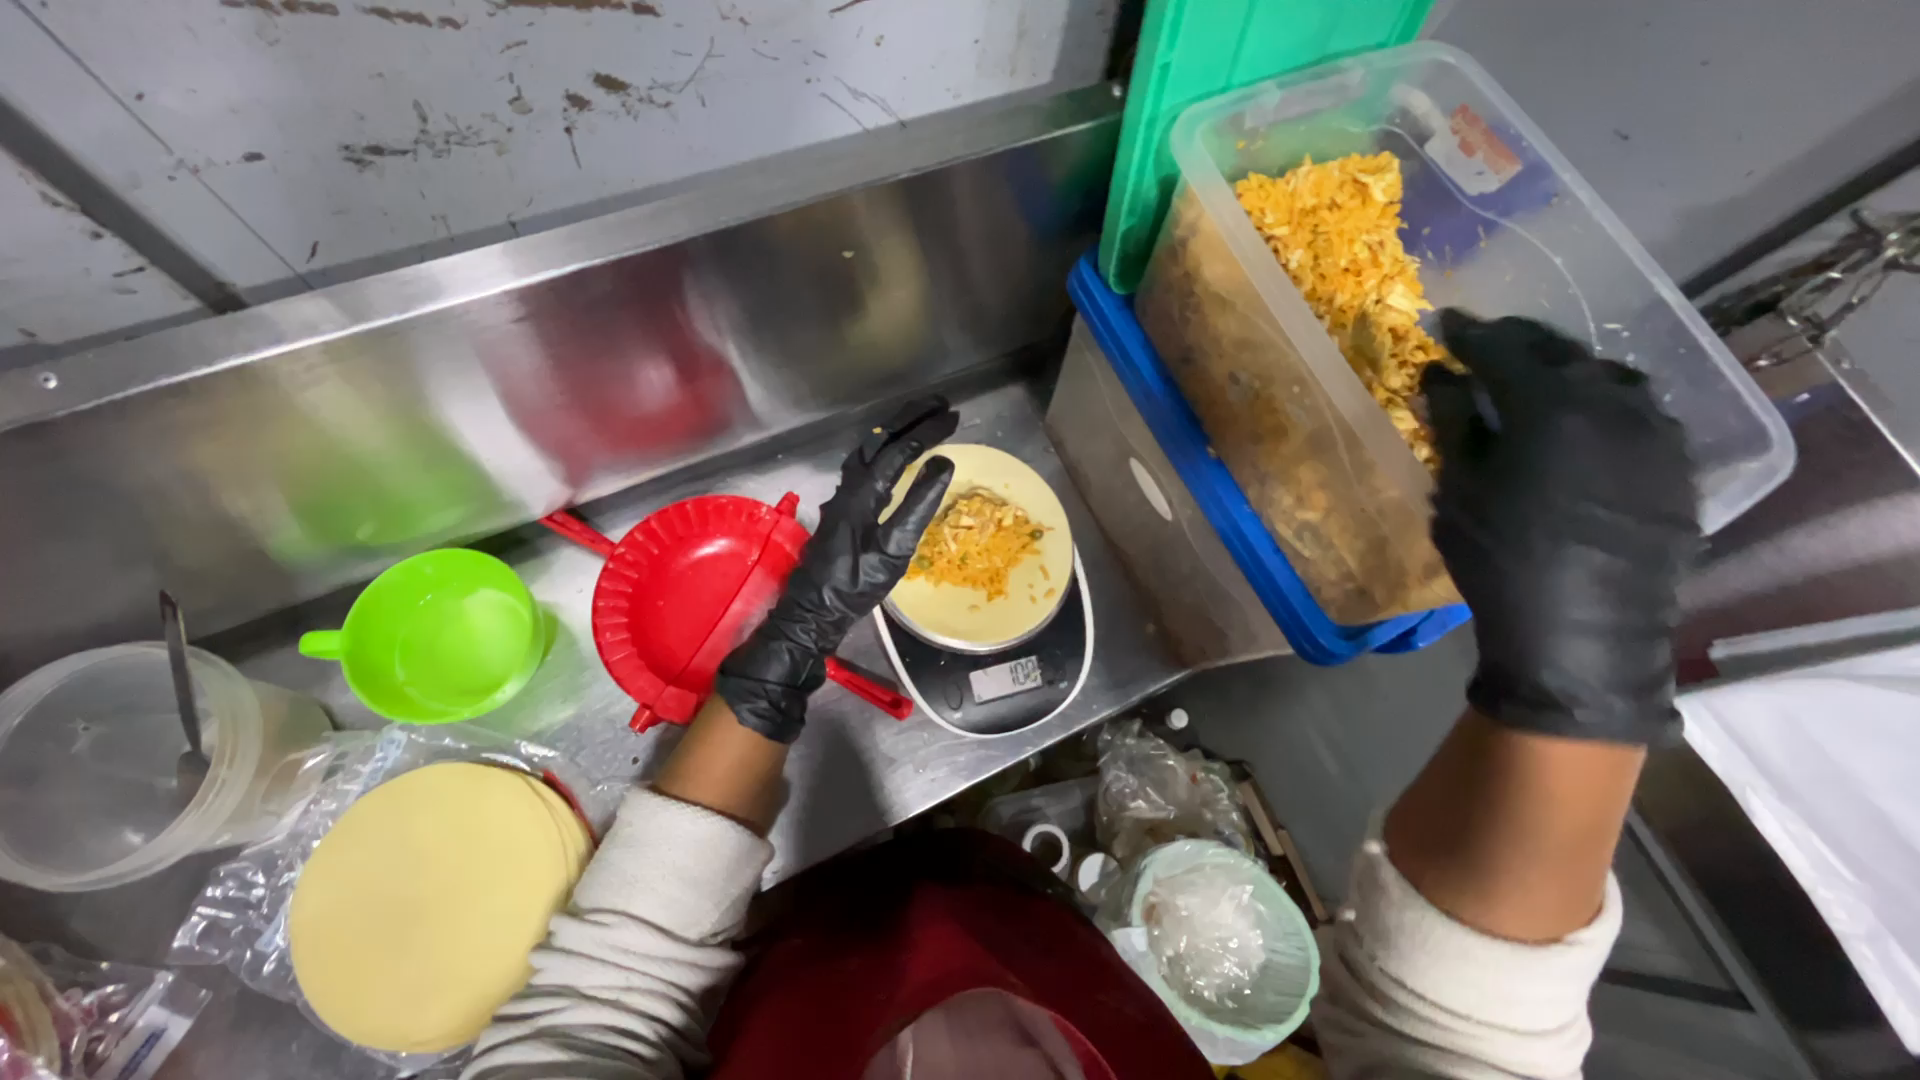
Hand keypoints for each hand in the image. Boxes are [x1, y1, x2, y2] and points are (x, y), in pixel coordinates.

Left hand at [715, 396, 959, 742]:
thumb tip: (943, 464)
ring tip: (920, 420)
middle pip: (879, 438)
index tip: (954, 417)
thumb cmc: (855, 585)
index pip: (899, 449)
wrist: (814, 611)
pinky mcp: (842, 507)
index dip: (927, 431)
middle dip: (909, 417)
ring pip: (868, 448)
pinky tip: (893, 458)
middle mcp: (849, 485)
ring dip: (894, 429)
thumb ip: (918, 505)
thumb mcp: (894, 549)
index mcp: (863, 491)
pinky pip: (864, 463)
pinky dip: (883, 449)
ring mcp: (843, 495)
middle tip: (939, 403)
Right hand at [1422, 312, 1697, 744]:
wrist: (1582, 634)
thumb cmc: (1500, 559)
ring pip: (1607, 379)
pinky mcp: (1677, 468)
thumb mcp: (1457, 489)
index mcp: (1552, 403)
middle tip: (1485, 343)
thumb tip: (1441, 373)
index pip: (1503, 347)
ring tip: (1535, 382)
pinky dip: (1601, 407)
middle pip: (1561, 353)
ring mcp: (1656, 434)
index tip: (1443, 324)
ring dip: (1566, 372)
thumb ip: (1452, 421)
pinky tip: (1581, 427)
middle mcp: (1614, 402)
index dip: (1468, 333)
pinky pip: (1636, 416)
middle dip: (1518, 343)